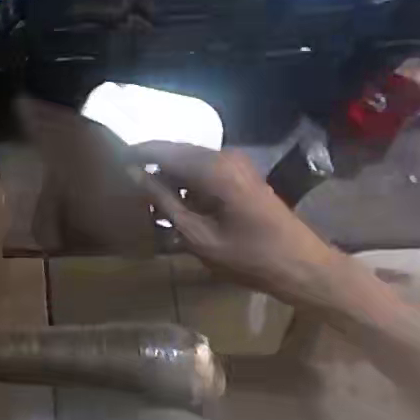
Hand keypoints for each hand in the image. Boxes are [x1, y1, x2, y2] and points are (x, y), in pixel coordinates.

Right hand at [133, 141, 377, 315]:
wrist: (304, 268)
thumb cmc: (250, 258)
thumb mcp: (199, 236)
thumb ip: (164, 203)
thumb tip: (135, 175)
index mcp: (214, 169)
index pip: (163, 151)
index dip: (137, 156)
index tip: (114, 163)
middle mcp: (225, 157)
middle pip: (177, 152)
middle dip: (152, 165)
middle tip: (127, 183)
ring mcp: (237, 164)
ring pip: (190, 161)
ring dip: (169, 176)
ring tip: (148, 198)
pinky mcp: (243, 175)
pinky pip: (205, 169)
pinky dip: (187, 182)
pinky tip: (176, 203)